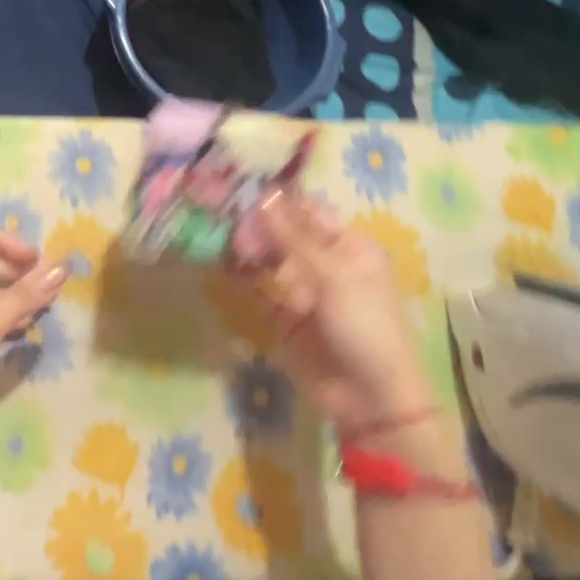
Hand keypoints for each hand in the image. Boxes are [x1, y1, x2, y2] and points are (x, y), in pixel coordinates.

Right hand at [233, 191, 432, 428]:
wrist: (369, 396)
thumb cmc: (365, 326)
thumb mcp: (333, 276)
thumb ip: (293, 237)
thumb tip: (264, 194)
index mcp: (348, 246)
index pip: (308, 211)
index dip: (277, 199)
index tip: (239, 183)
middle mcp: (323, 261)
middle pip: (282, 233)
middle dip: (253, 222)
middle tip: (215, 207)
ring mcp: (300, 288)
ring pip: (265, 258)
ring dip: (242, 246)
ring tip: (210, 232)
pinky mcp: (280, 314)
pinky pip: (255, 288)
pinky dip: (237, 276)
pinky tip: (215, 262)